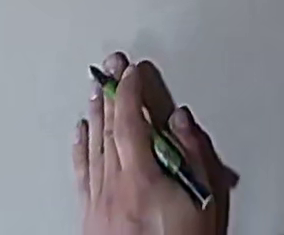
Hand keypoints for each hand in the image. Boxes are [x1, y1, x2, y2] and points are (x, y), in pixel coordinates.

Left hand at [74, 52, 228, 234]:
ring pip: (93, 147)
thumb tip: (178, 119)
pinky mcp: (89, 221)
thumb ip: (192, 153)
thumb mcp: (204, 199)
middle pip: (109, 128)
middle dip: (111, 92)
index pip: (130, 121)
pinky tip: (80, 132)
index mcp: (141, 180)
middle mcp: (114, 188)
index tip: (132, 70)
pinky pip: (81, 174)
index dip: (129, 91)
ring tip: (96, 88)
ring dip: (96, 114)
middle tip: (111, 65)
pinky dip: (80, 148)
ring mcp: (98, 205)